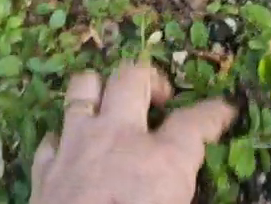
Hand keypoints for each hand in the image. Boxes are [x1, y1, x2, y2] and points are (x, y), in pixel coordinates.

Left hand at [30, 63, 235, 203]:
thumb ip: (184, 192)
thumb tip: (202, 193)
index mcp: (162, 162)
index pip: (195, 123)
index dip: (214, 113)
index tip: (225, 109)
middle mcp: (118, 138)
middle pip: (132, 78)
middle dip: (150, 79)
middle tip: (161, 99)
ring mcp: (75, 144)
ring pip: (84, 87)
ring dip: (100, 90)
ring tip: (112, 103)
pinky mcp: (45, 166)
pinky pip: (54, 134)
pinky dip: (64, 137)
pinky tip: (71, 147)